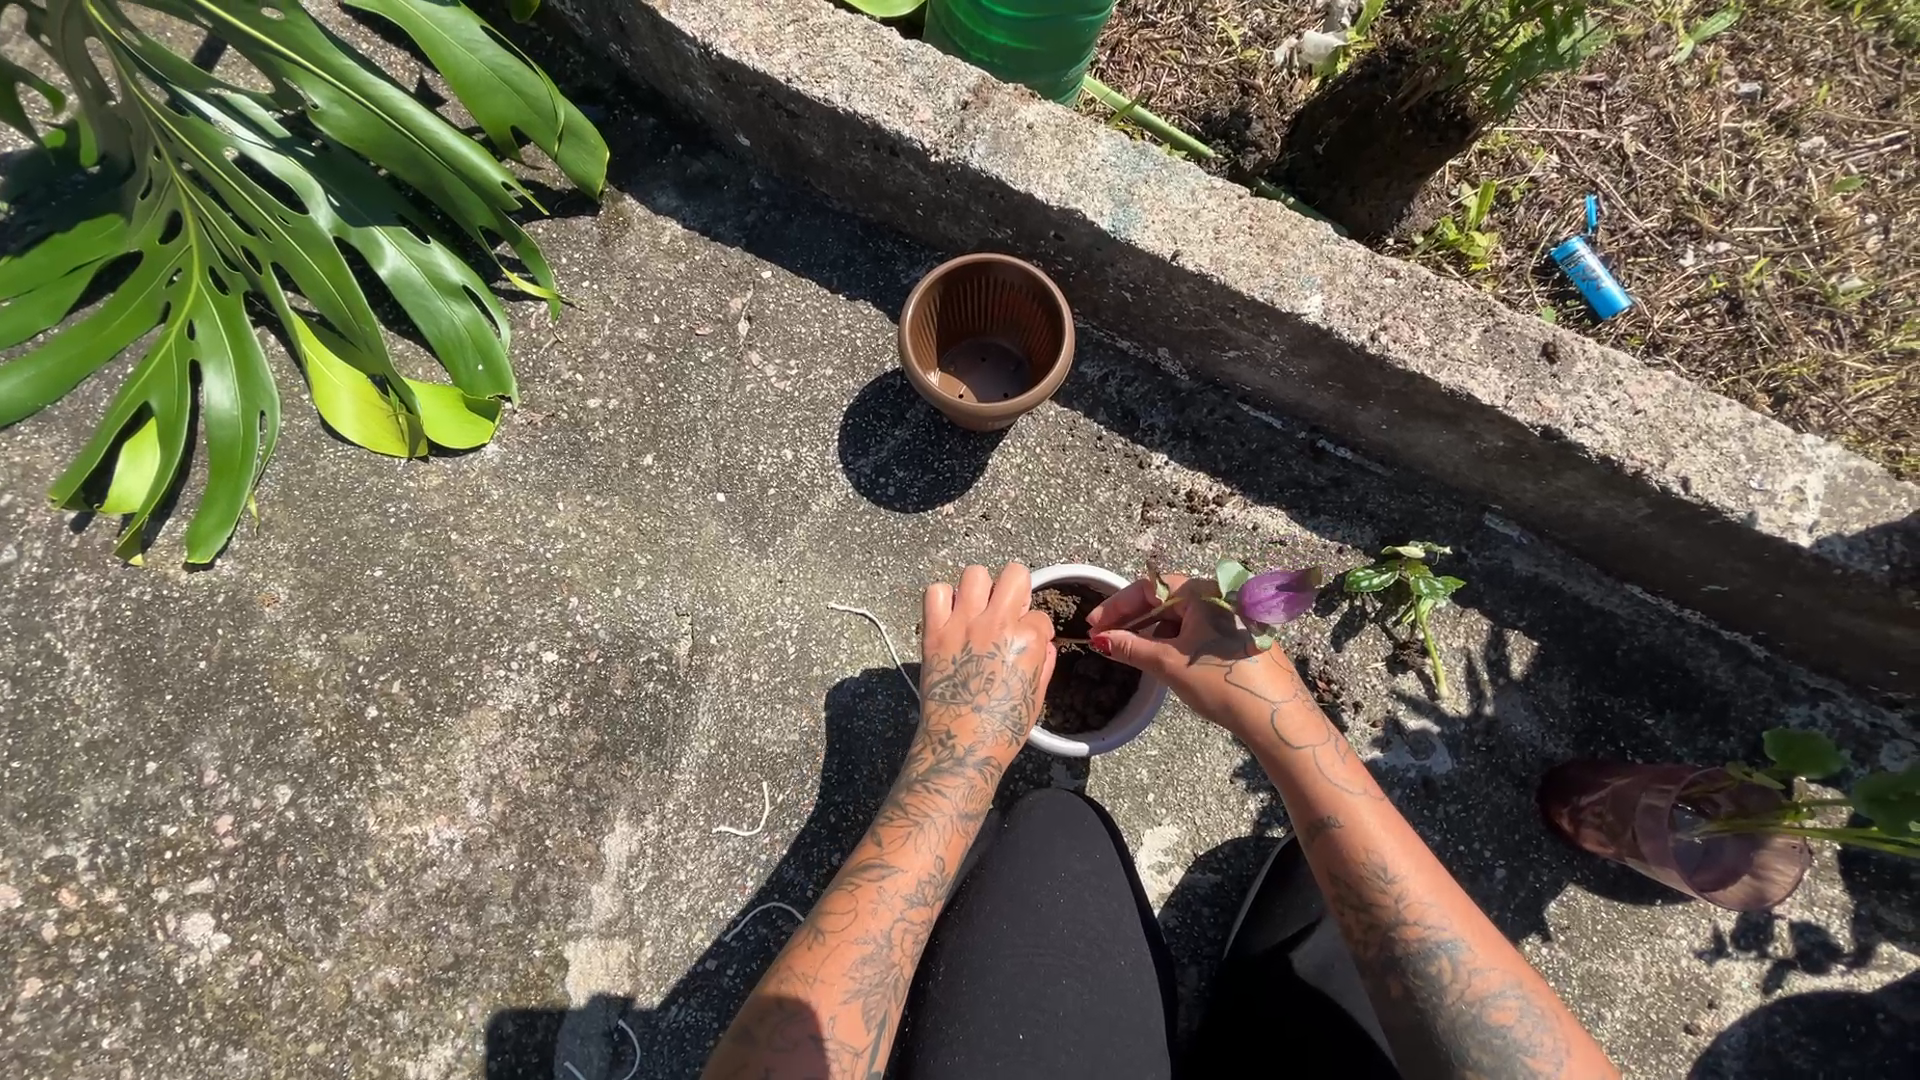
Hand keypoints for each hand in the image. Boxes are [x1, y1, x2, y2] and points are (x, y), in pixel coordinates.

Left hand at [919, 563, 1057, 766]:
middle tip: (1006, 611)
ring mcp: (963, 624)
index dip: (1035, 629)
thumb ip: (1044, 663)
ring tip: (976, 610)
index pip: (1039, 614)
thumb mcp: (1038, 697)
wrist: (960, 745)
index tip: (1026, 643)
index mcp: (1028, 640)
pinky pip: (935, 592)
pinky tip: (949, 617)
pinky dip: (942, 599)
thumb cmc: (1002, 728)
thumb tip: (1043, 643)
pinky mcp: (934, 631)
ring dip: (979, 589)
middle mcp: (997, 623)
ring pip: (974, 573)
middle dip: (1015, 589)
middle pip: (1014, 573)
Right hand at [1085, 573, 1307, 741]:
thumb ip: (1130, 647)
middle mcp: (1221, 596)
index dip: (1118, 605)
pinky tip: (1164, 659)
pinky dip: (1176, 639)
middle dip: (1132, 619)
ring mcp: (1235, 616)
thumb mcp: (1168, 663)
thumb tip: (1100, 640)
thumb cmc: (1221, 682)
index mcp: (1204, 592)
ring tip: (1132, 652)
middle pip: (1166, 599)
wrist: (1276, 717)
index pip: (1150, 587)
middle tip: (1106, 638)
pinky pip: (1199, 629)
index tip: (1095, 625)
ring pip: (1183, 616)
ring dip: (1153, 631)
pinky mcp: (1243, 637)